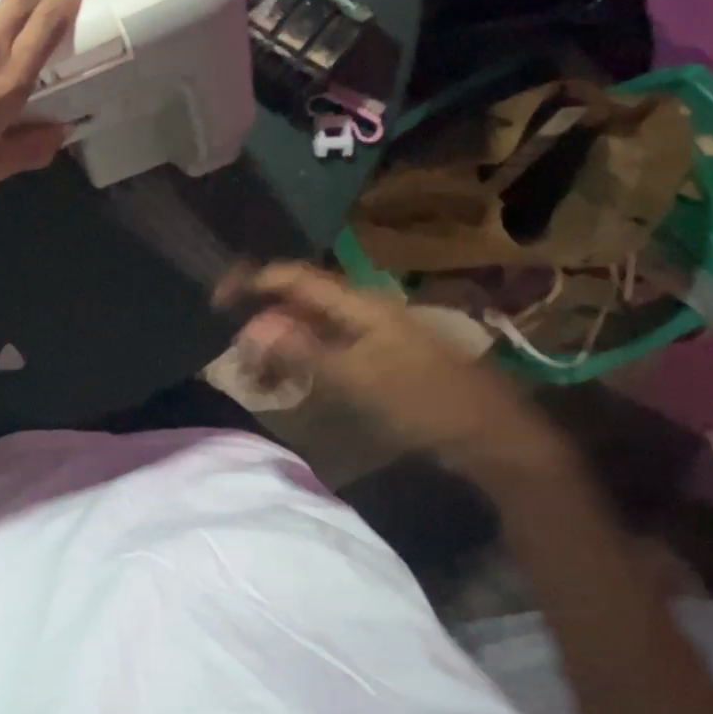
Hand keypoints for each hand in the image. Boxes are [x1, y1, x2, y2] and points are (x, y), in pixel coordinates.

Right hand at [216, 262, 557, 464]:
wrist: (495, 437)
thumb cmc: (424, 402)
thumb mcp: (356, 377)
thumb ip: (300, 349)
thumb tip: (251, 326)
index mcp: (358, 304)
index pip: (292, 277)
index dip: (252, 280)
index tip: (217, 300)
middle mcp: (362, 310)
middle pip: (297, 303)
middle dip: (261, 324)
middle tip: (238, 356)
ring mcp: (373, 334)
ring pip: (309, 328)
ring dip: (279, 347)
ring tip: (259, 376)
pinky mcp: (379, 358)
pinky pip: (326, 348)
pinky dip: (301, 361)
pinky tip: (291, 383)